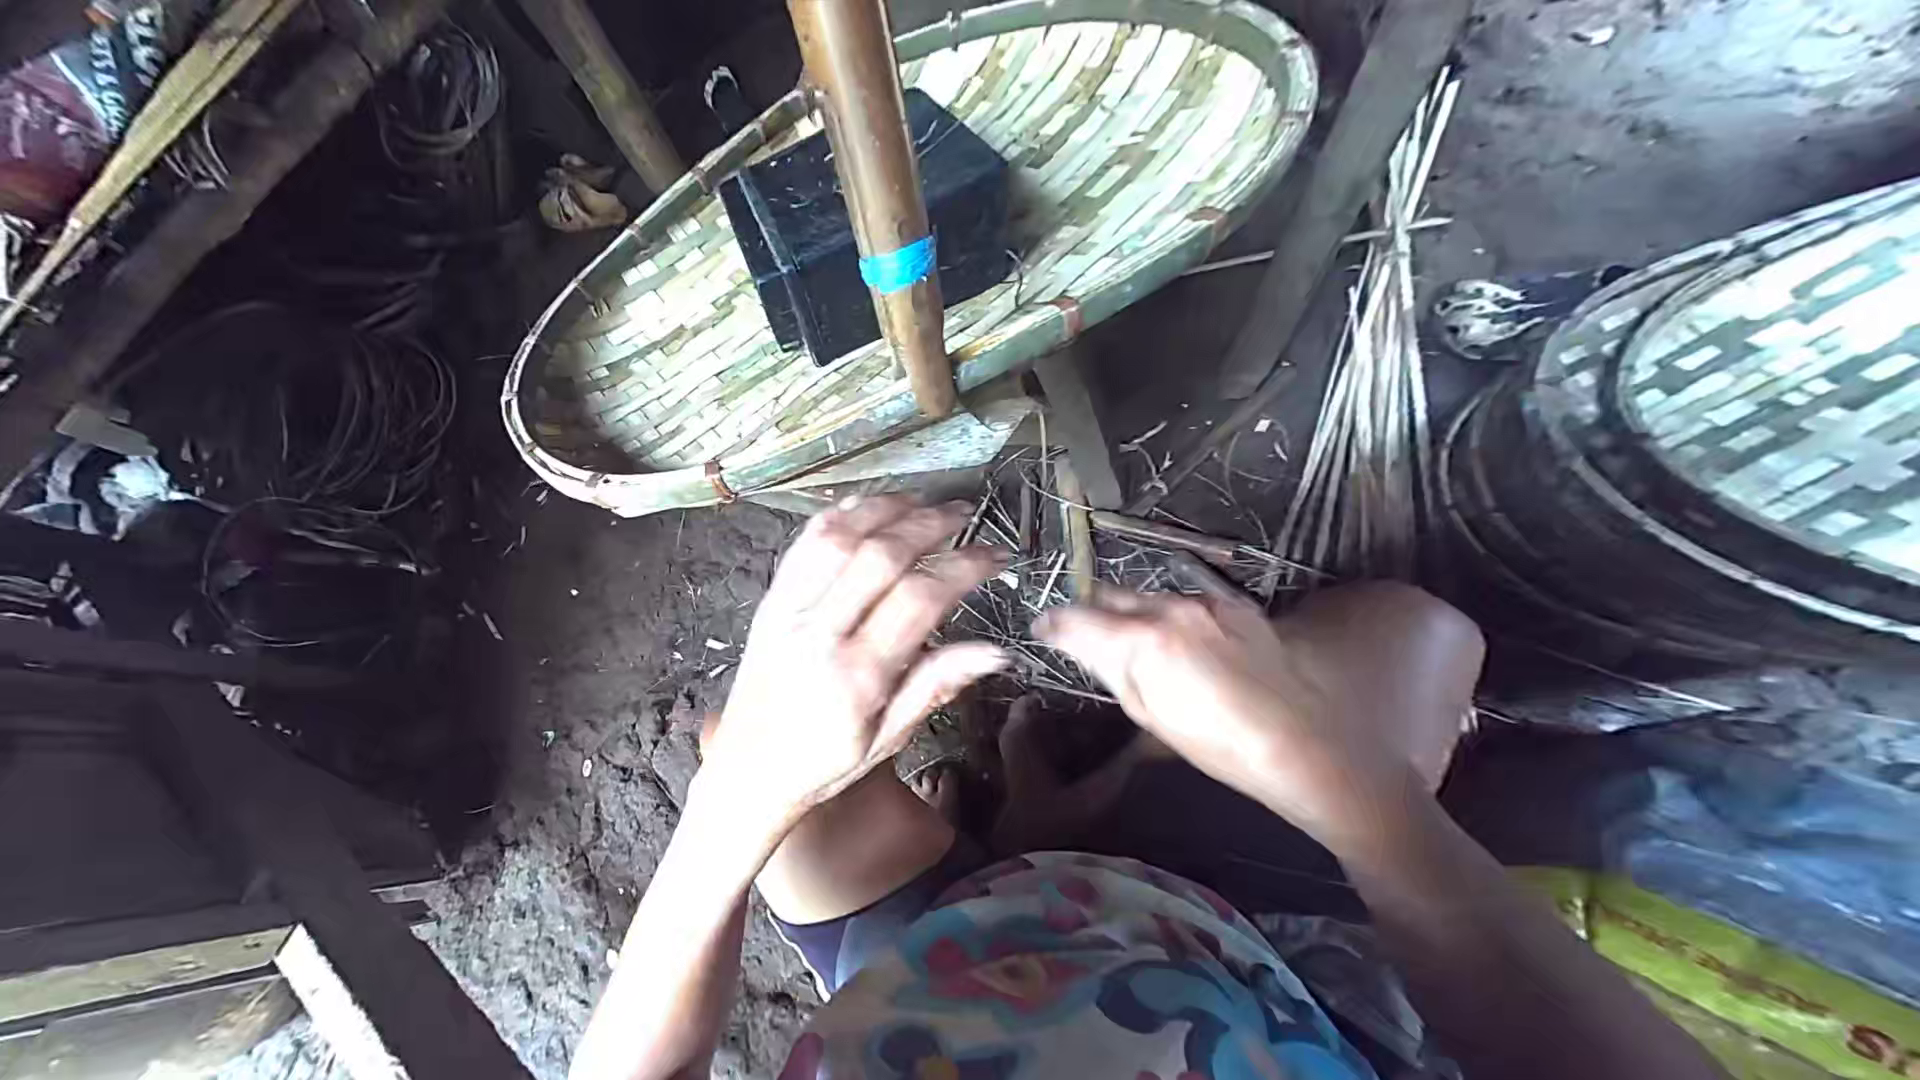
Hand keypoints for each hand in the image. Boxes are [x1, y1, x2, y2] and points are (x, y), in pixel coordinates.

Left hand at [702, 496, 1009, 829]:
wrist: (746, 771)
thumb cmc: (823, 763)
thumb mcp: (888, 738)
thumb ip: (937, 686)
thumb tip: (996, 650)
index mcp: (856, 676)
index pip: (920, 598)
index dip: (964, 566)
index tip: (995, 554)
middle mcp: (819, 634)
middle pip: (880, 555)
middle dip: (930, 525)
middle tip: (965, 514)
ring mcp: (788, 611)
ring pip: (839, 537)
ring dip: (885, 508)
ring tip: (922, 500)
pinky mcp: (770, 600)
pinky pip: (803, 543)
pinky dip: (839, 515)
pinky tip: (868, 506)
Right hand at [1034, 581, 1481, 850]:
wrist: (1309, 738)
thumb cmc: (1219, 745)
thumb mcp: (1150, 716)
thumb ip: (1110, 668)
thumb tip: (1078, 641)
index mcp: (1142, 640)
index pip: (1076, 617)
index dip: (1052, 623)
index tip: (1042, 630)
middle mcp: (1168, 606)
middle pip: (1109, 596)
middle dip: (1091, 613)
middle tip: (1084, 638)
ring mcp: (1203, 599)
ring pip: (1146, 595)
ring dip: (1132, 613)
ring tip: (1137, 645)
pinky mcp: (1232, 601)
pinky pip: (1183, 600)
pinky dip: (1169, 615)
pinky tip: (1183, 643)